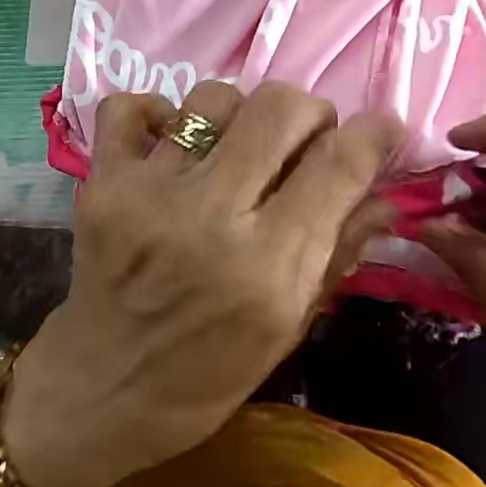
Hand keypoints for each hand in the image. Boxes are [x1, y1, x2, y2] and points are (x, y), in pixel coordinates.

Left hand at [3, 81, 402, 486]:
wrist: (105, 388)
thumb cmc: (206, 376)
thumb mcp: (288, 328)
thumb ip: (337, 252)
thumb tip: (384, 192)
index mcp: (269, 267)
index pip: (339, 166)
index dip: (373, 134)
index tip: (379, 129)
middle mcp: (211, 217)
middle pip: (280, 109)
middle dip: (311, 113)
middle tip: (304, 141)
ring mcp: (148, 193)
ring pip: (213, 98)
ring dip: (240, 114)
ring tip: (235, 147)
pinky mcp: (101, 184)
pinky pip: (126, 108)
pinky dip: (154, 112)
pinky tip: (168, 140)